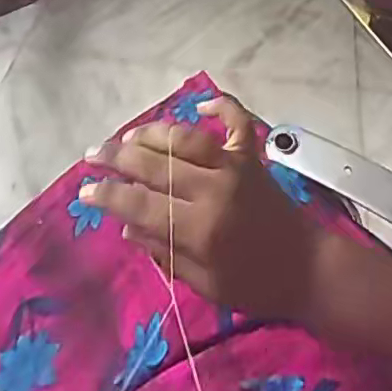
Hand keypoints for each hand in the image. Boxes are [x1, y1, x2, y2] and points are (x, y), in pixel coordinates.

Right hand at [83, 97, 321, 321]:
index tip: (84, 191)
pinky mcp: (253, 156)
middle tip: (94, 153)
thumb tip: (126, 224)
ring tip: (129, 135)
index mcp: (200, 227)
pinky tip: (200, 106)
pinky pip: (236, 121)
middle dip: (119, 157)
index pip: (141, 204)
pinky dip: (220, 106)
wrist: (307, 267)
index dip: (108, 195)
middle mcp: (215, 189)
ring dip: (154, 133)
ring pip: (187, 139)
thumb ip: (164, 252)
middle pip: (157, 164)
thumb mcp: (204, 283)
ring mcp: (236, 166)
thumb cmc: (254, 284)